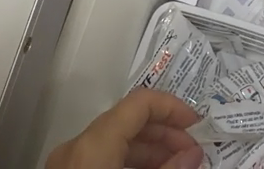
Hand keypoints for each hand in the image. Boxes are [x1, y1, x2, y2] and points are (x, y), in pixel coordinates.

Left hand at [44, 89, 202, 168]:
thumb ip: (169, 167)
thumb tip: (193, 152)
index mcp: (93, 140)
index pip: (140, 101)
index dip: (173, 107)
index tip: (196, 123)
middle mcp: (75, 146)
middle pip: (129, 121)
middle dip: (165, 132)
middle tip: (193, 149)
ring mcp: (67, 162)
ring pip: (116, 141)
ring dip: (150, 149)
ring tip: (178, 164)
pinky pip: (103, 157)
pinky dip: (129, 161)